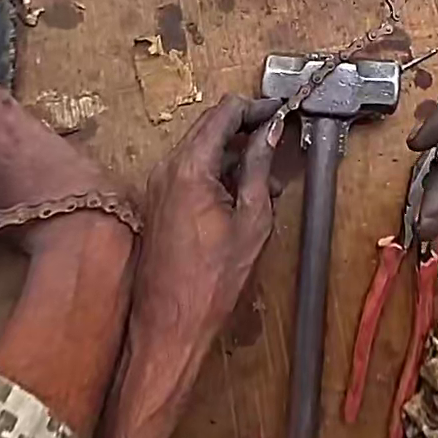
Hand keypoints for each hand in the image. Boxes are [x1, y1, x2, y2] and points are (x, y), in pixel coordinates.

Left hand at [104, 95, 279, 437]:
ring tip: (266, 170)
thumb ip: (259, 165)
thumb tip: (270, 130)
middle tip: (276, 133)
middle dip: (246, 124)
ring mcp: (159, 183)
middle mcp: (168, 167)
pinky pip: (191, 167)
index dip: (256, 107)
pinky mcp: (158, 200)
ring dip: (233, 148)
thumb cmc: (211, 281)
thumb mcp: (251, 218)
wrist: (168, 329)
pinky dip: (218, 167)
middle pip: (211, 124)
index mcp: (190, 167)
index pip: (225, 112)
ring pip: (202, 145)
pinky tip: (243, 188)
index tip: (279, 112)